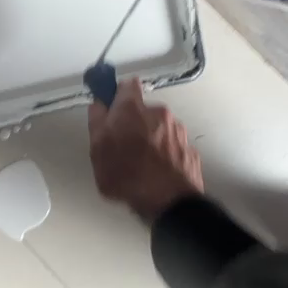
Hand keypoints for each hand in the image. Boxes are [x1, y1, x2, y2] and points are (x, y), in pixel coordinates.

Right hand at [88, 78, 203, 222]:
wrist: (167, 202)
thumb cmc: (126, 174)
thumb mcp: (97, 149)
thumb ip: (96, 121)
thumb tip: (98, 105)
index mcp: (132, 108)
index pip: (127, 85)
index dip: (118, 95)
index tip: (111, 108)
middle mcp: (159, 112)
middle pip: (143, 110)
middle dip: (134, 122)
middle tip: (122, 145)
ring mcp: (178, 131)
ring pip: (160, 128)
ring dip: (151, 139)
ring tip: (141, 165)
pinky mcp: (190, 150)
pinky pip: (173, 146)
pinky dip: (165, 154)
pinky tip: (157, 172)